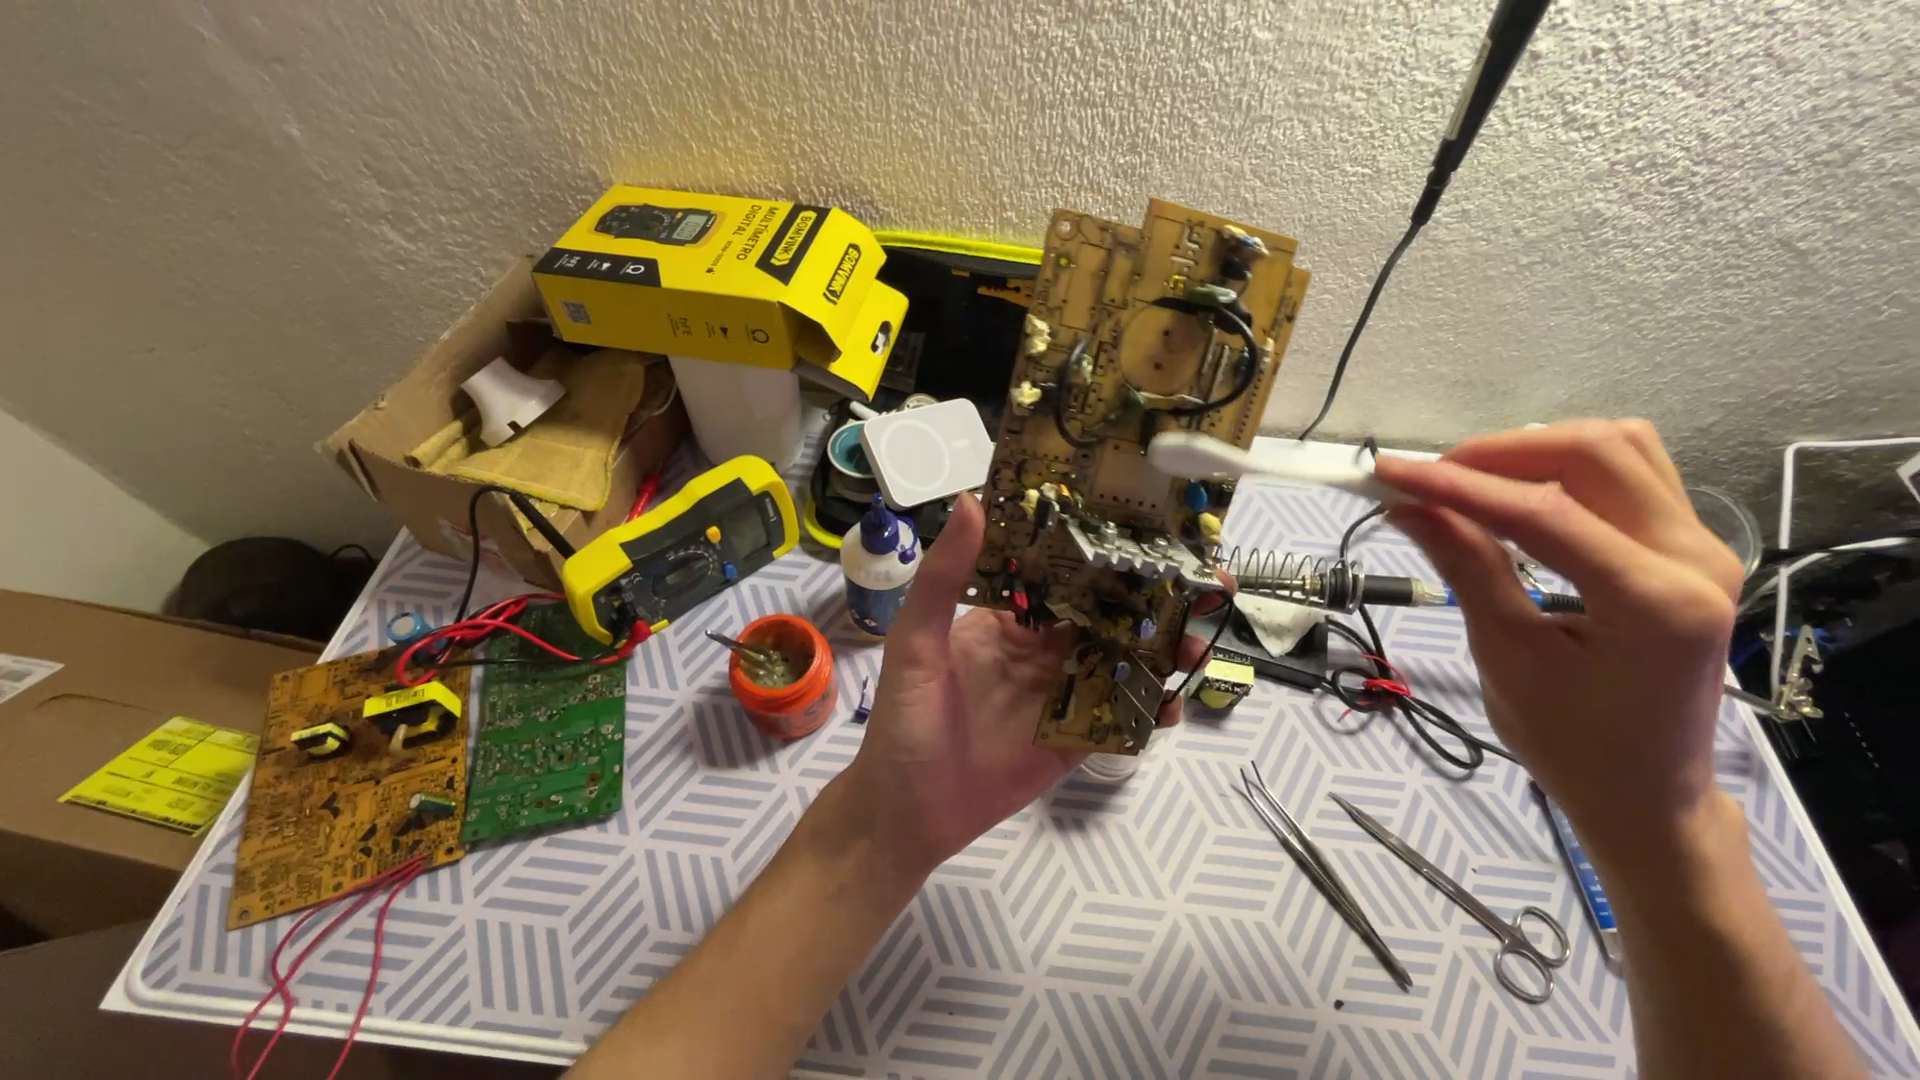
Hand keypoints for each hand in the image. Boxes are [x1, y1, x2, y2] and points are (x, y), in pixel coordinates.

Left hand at [839, 494, 1204, 875]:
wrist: (910, 813)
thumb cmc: (906, 720)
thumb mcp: (915, 641)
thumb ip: (944, 578)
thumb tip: (973, 499)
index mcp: (1008, 617)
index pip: (1064, 572)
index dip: (1107, 551)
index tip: (1154, 530)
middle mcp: (1041, 647)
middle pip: (1108, 614)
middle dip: (1156, 598)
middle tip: (1208, 583)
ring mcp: (1063, 692)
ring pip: (1125, 660)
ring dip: (1165, 650)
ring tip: (1199, 644)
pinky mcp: (1077, 737)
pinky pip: (1122, 715)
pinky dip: (1152, 708)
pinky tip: (1173, 705)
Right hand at [1374, 420, 1744, 859]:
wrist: (1646, 793)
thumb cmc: (1571, 743)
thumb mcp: (1507, 655)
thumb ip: (1466, 567)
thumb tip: (1410, 507)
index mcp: (1656, 599)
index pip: (1543, 511)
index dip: (1457, 484)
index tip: (1390, 471)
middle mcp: (1697, 557)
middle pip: (1597, 451)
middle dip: (1500, 453)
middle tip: (1432, 480)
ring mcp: (1703, 548)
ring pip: (1621, 450)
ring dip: (1535, 452)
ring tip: (1469, 483)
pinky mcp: (1690, 551)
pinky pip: (1630, 477)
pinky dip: (1563, 472)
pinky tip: (1516, 498)